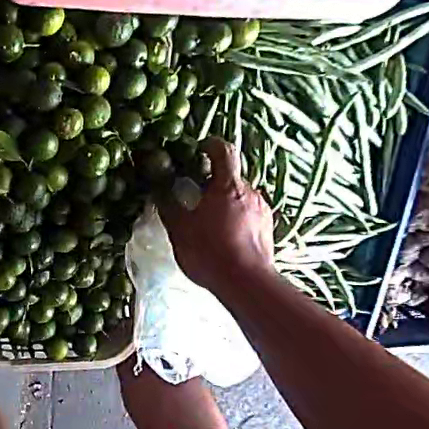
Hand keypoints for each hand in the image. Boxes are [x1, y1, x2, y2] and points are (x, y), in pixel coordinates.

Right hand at [159, 138, 273, 292]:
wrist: (247, 283)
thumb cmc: (210, 252)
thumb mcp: (179, 229)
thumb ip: (169, 205)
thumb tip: (159, 188)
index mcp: (228, 186)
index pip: (224, 151)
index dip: (211, 145)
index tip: (199, 149)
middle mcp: (251, 193)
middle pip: (231, 177)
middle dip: (213, 183)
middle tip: (194, 197)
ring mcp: (263, 211)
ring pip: (241, 198)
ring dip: (225, 203)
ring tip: (209, 223)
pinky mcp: (269, 230)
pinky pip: (249, 215)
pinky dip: (236, 219)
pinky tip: (224, 238)